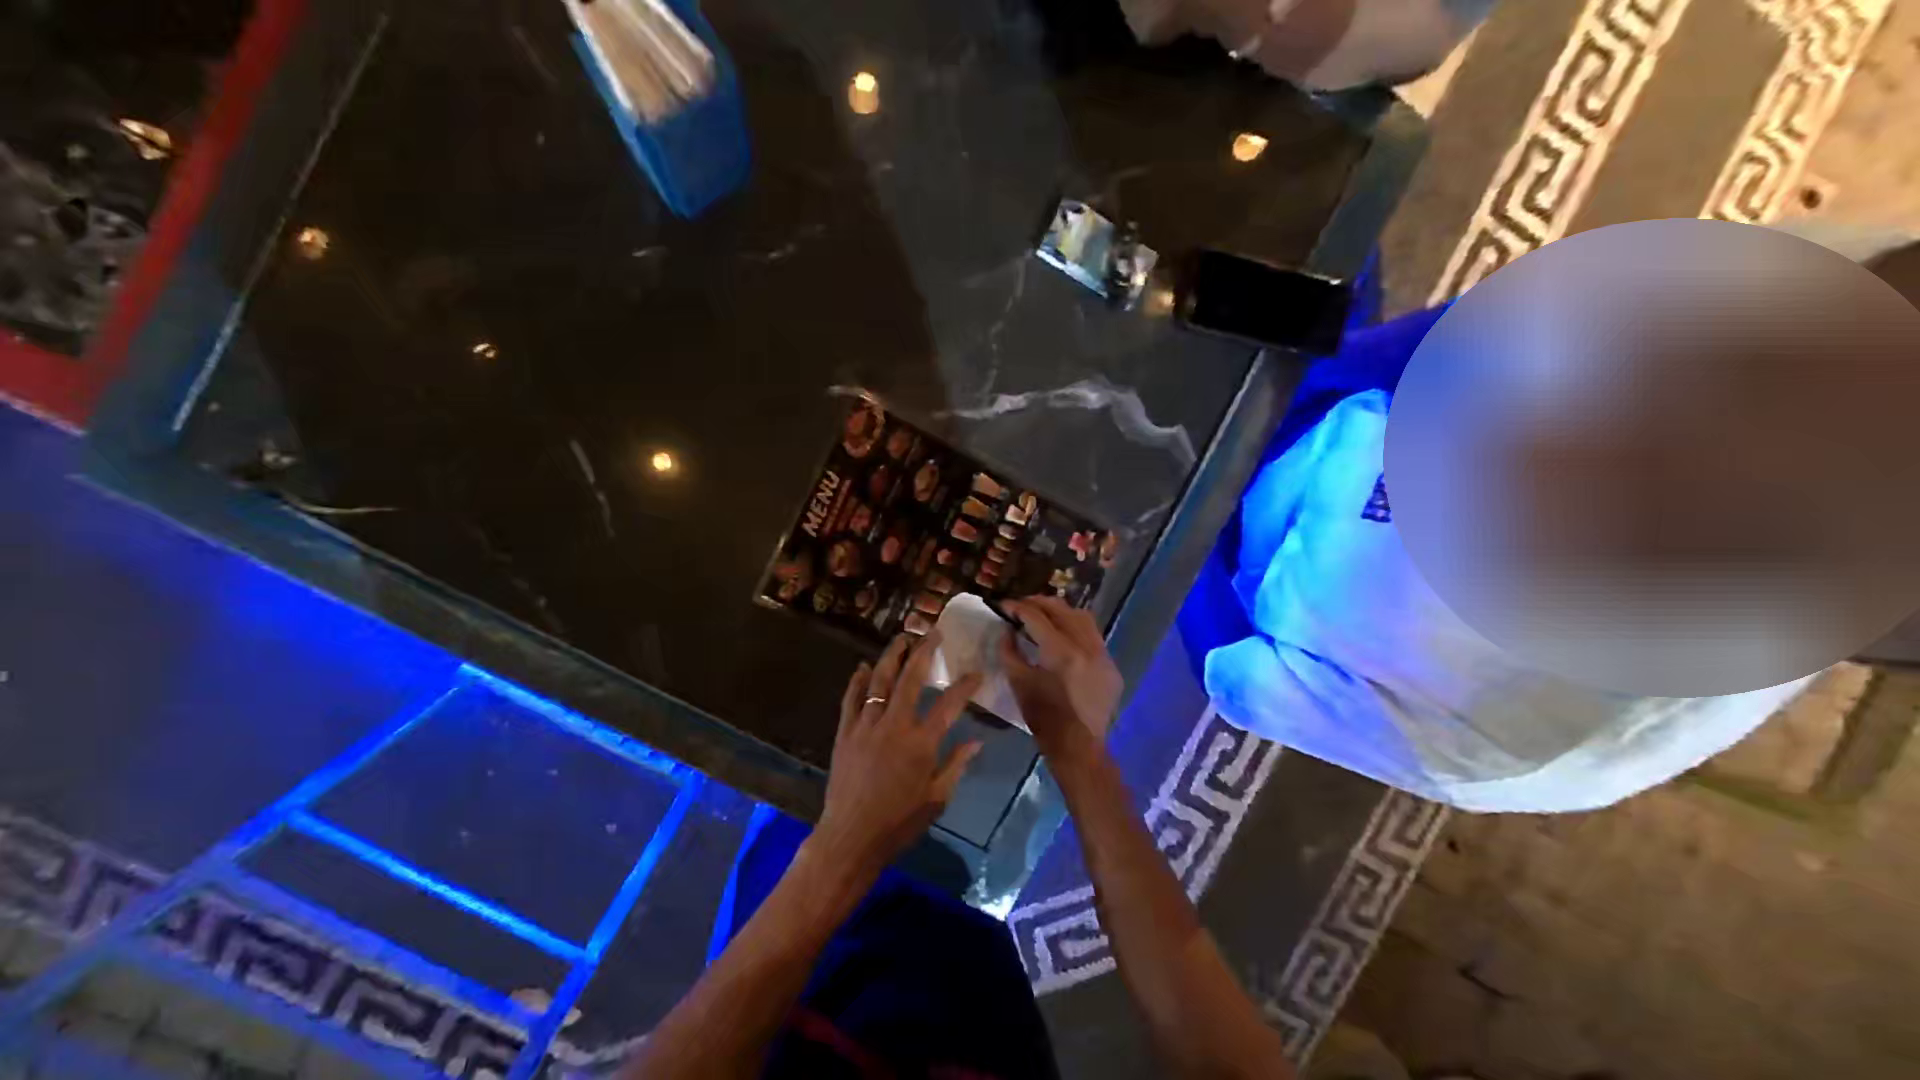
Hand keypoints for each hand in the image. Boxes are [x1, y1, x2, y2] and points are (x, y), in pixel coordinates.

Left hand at [813, 634, 984, 877]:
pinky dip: (858, 681)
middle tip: (933, 632)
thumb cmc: (900, 821)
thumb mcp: (937, 798)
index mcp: (921, 742)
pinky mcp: (845, 733)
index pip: (949, 704)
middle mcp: (894, 725)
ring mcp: (866, 726)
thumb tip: (977, 741)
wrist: (852, 836)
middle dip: (924, 651)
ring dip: (892, 656)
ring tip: (902, 638)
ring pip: (879, 681)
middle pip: (911, 678)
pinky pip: (851, 699)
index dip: (965, 685)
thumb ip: (956, 765)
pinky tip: (864, 666)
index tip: (977, 672)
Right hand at [999, 596, 1123, 762]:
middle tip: (1021, 605)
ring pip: (1082, 617)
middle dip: (1038, 603)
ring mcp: (1102, 654)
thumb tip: (1007, 630)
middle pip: (1061, 609)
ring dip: (1060, 612)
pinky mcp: (1111, 665)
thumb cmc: (1044, 718)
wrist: (1079, 747)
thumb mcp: (1019, 683)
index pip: (1036, 616)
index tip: (1004, 605)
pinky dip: (1076, 629)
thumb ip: (1010, 651)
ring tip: (1043, 615)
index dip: (1017, 607)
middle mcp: (1085, 646)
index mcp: (1060, 651)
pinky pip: (1093, 636)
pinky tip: (1064, 637)